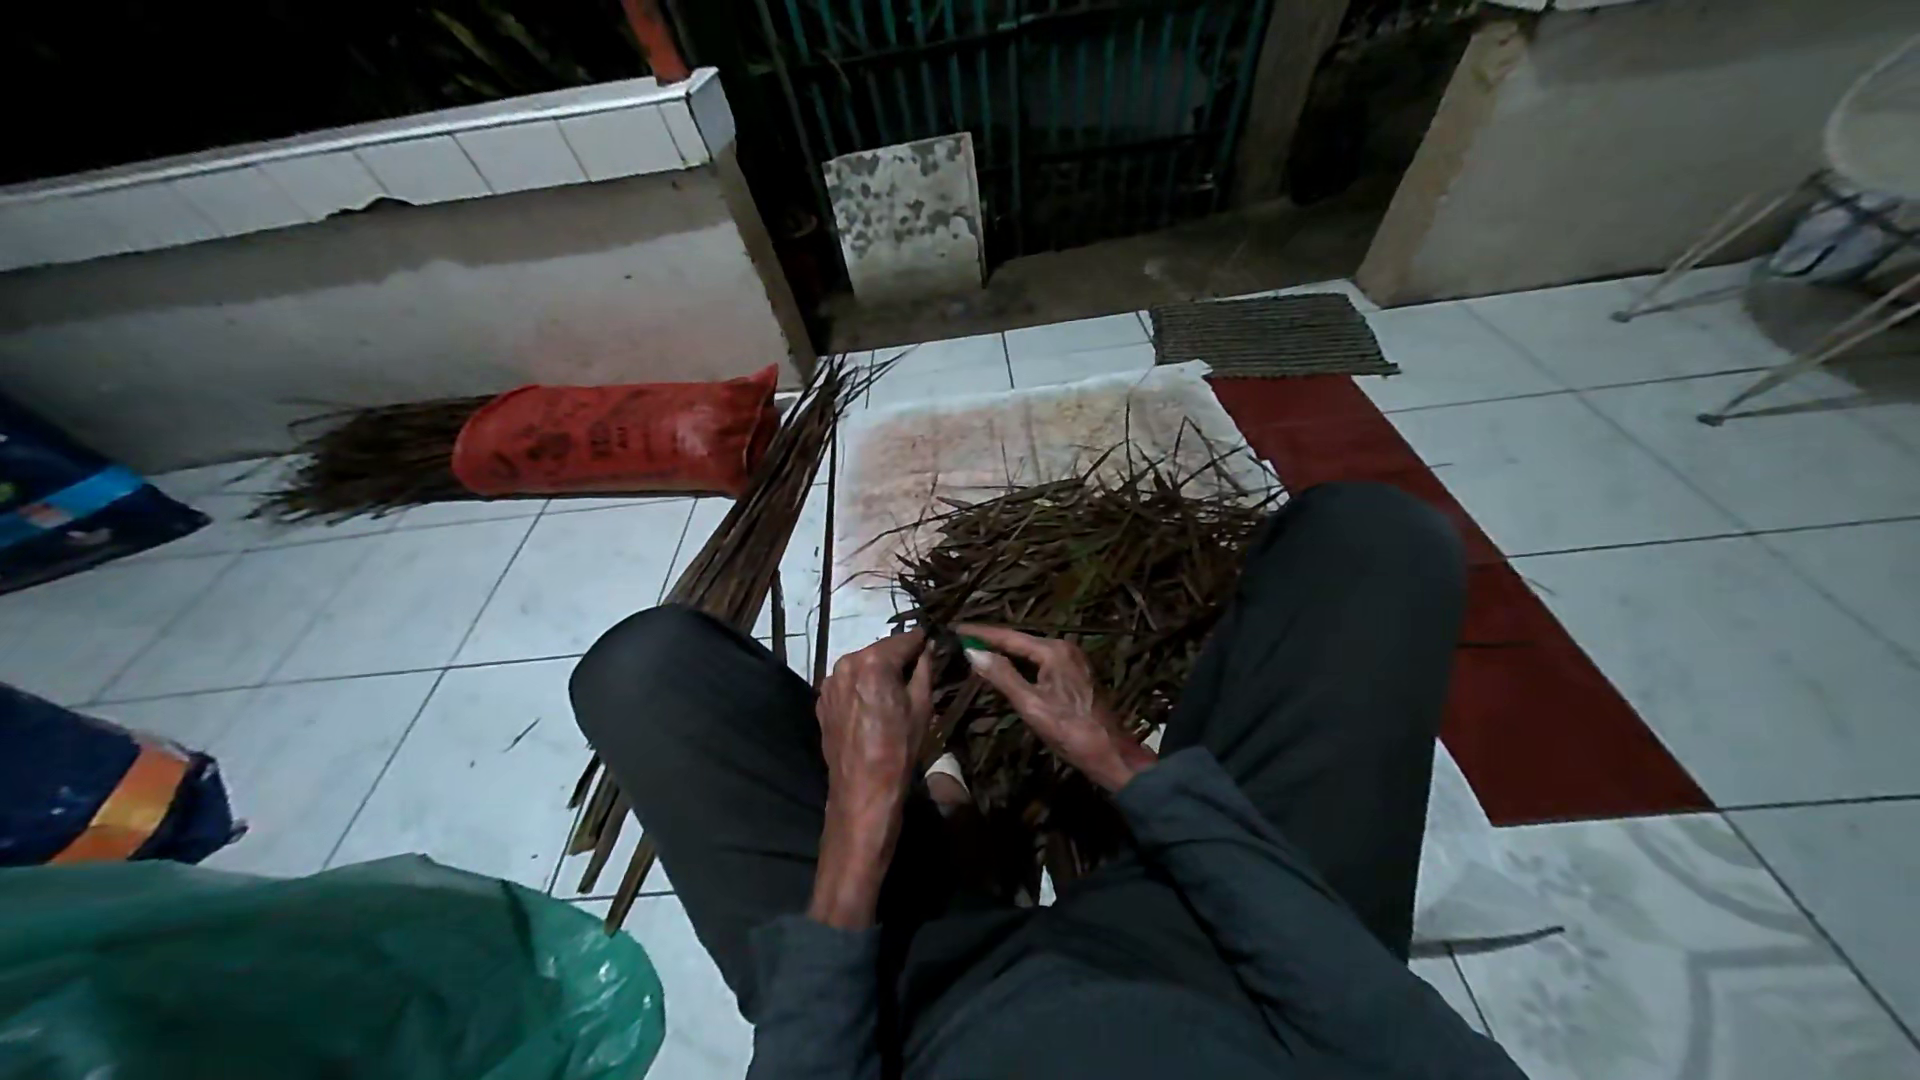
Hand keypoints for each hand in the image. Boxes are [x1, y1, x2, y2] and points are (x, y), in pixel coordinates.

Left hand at [808, 630, 932, 927]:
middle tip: (918, 675)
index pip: (905, 638)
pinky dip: (863, 686)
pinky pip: (850, 682)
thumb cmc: (899, 748)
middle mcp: (846, 663)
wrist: (862, 791)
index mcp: (873, 661)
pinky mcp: (823, 699)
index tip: (936, 646)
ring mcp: (830, 681)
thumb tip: (929, 646)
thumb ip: (925, 667)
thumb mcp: (923, 705)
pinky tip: (874, 708)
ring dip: (881, 672)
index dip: (924, 642)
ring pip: (864, 664)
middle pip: (882, 649)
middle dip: (900, 658)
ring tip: (896, 695)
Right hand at [954, 624, 1155, 792]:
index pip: (1009, 636)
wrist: (1111, 753)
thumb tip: (972, 652)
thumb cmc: (1070, 730)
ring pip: (1030, 651)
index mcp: (1053, 650)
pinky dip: (1020, 661)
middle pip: (1020, 640)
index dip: (980, 632)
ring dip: (1005, 650)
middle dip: (991, 639)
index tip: (956, 627)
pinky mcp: (1074, 674)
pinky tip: (1006, 666)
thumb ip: (1002, 676)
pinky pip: (1040, 661)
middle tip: (962, 637)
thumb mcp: (1030, 705)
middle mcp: (1064, 647)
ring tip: (978, 647)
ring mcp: (1072, 660)